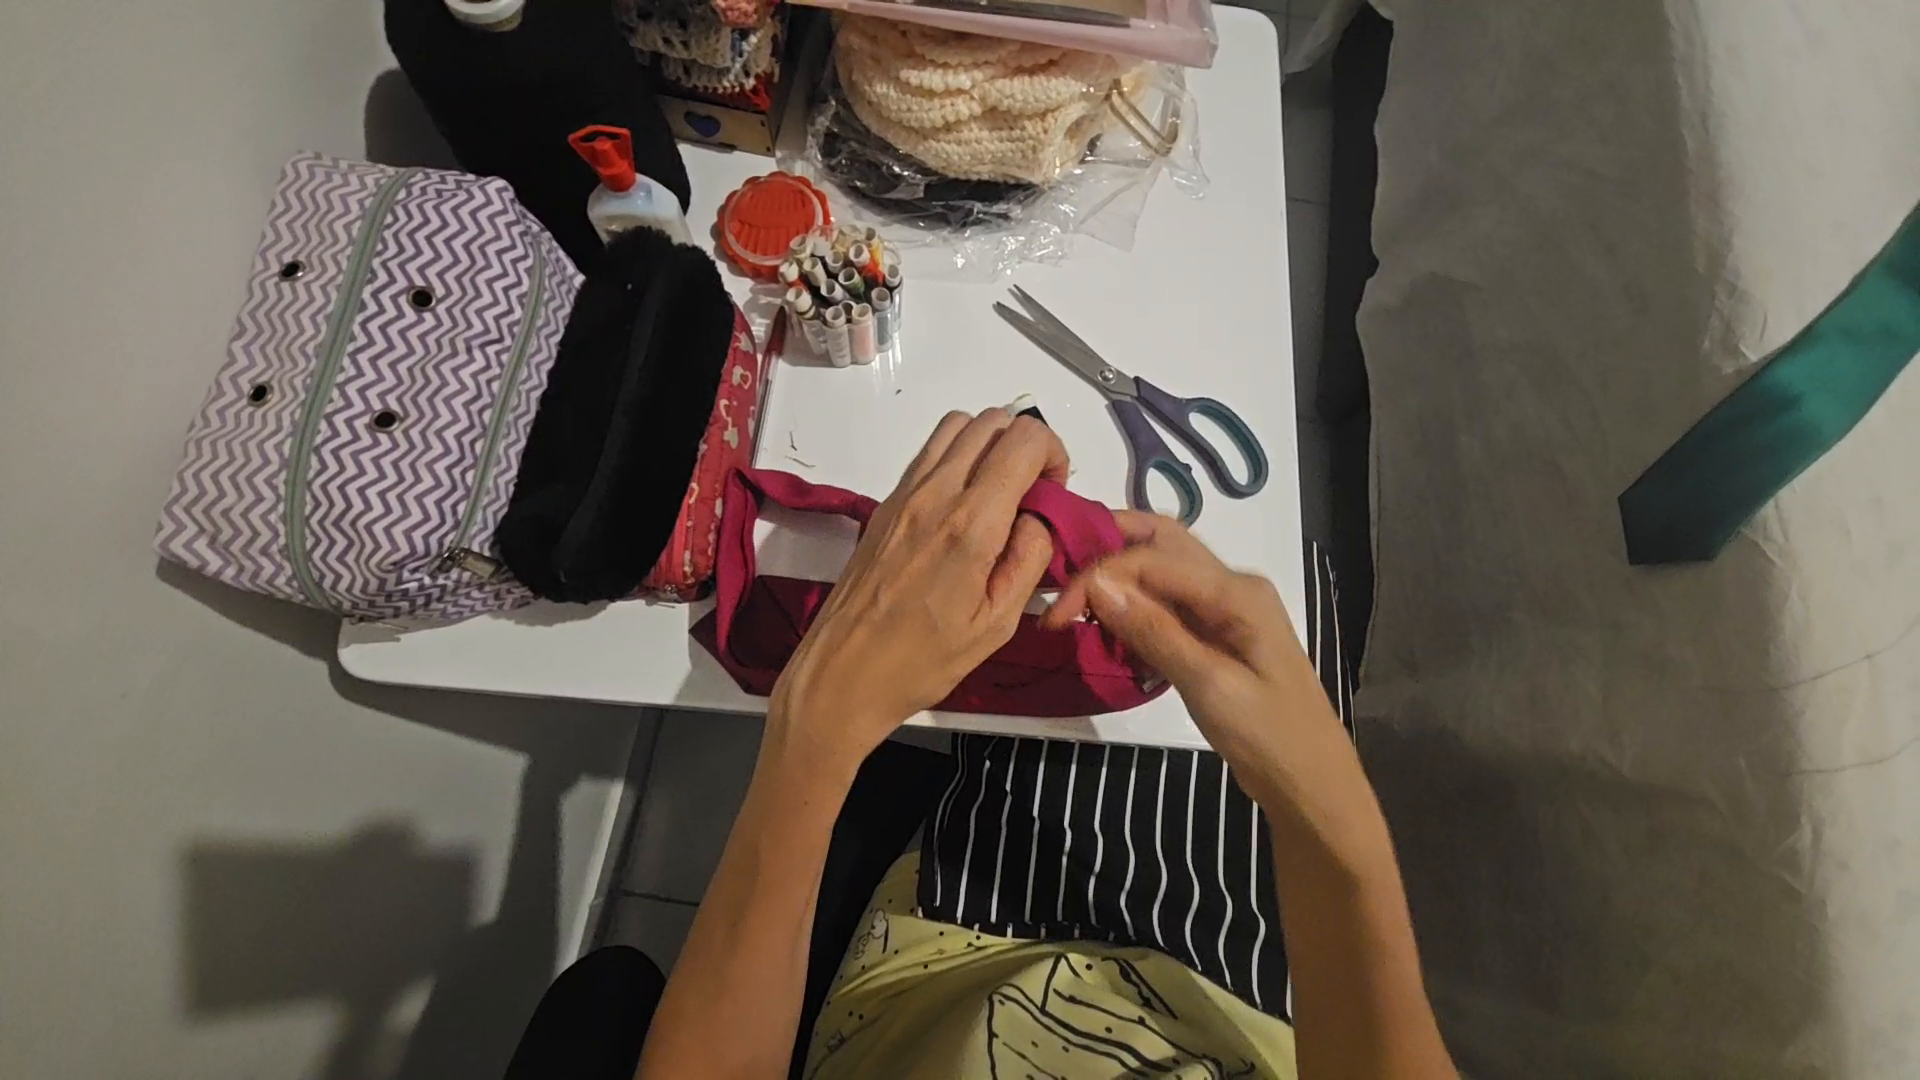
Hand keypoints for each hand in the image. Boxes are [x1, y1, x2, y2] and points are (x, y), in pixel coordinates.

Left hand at [764, 409, 1068, 780]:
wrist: (842, 673)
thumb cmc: (923, 660)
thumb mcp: (997, 623)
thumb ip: (1029, 558)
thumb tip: (1040, 517)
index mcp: (970, 523)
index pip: (1025, 438)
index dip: (1054, 455)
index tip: (1053, 495)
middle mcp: (935, 492)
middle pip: (991, 419)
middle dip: (1025, 445)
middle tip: (1031, 493)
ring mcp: (904, 493)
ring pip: (956, 425)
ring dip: (989, 444)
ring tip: (998, 495)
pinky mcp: (884, 503)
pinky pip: (929, 453)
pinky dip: (958, 458)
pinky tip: (963, 508)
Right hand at [1044, 511, 1343, 806]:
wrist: (1311, 783)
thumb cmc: (1268, 736)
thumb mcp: (1208, 684)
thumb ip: (1154, 629)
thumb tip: (1097, 582)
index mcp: (1236, 591)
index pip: (1151, 558)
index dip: (1098, 576)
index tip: (1055, 614)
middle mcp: (1231, 584)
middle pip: (1160, 541)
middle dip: (1107, 547)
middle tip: (1059, 572)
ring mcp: (1225, 607)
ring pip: (1161, 568)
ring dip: (1118, 576)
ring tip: (1075, 604)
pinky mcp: (1216, 631)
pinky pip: (1167, 601)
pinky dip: (1133, 606)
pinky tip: (1109, 629)